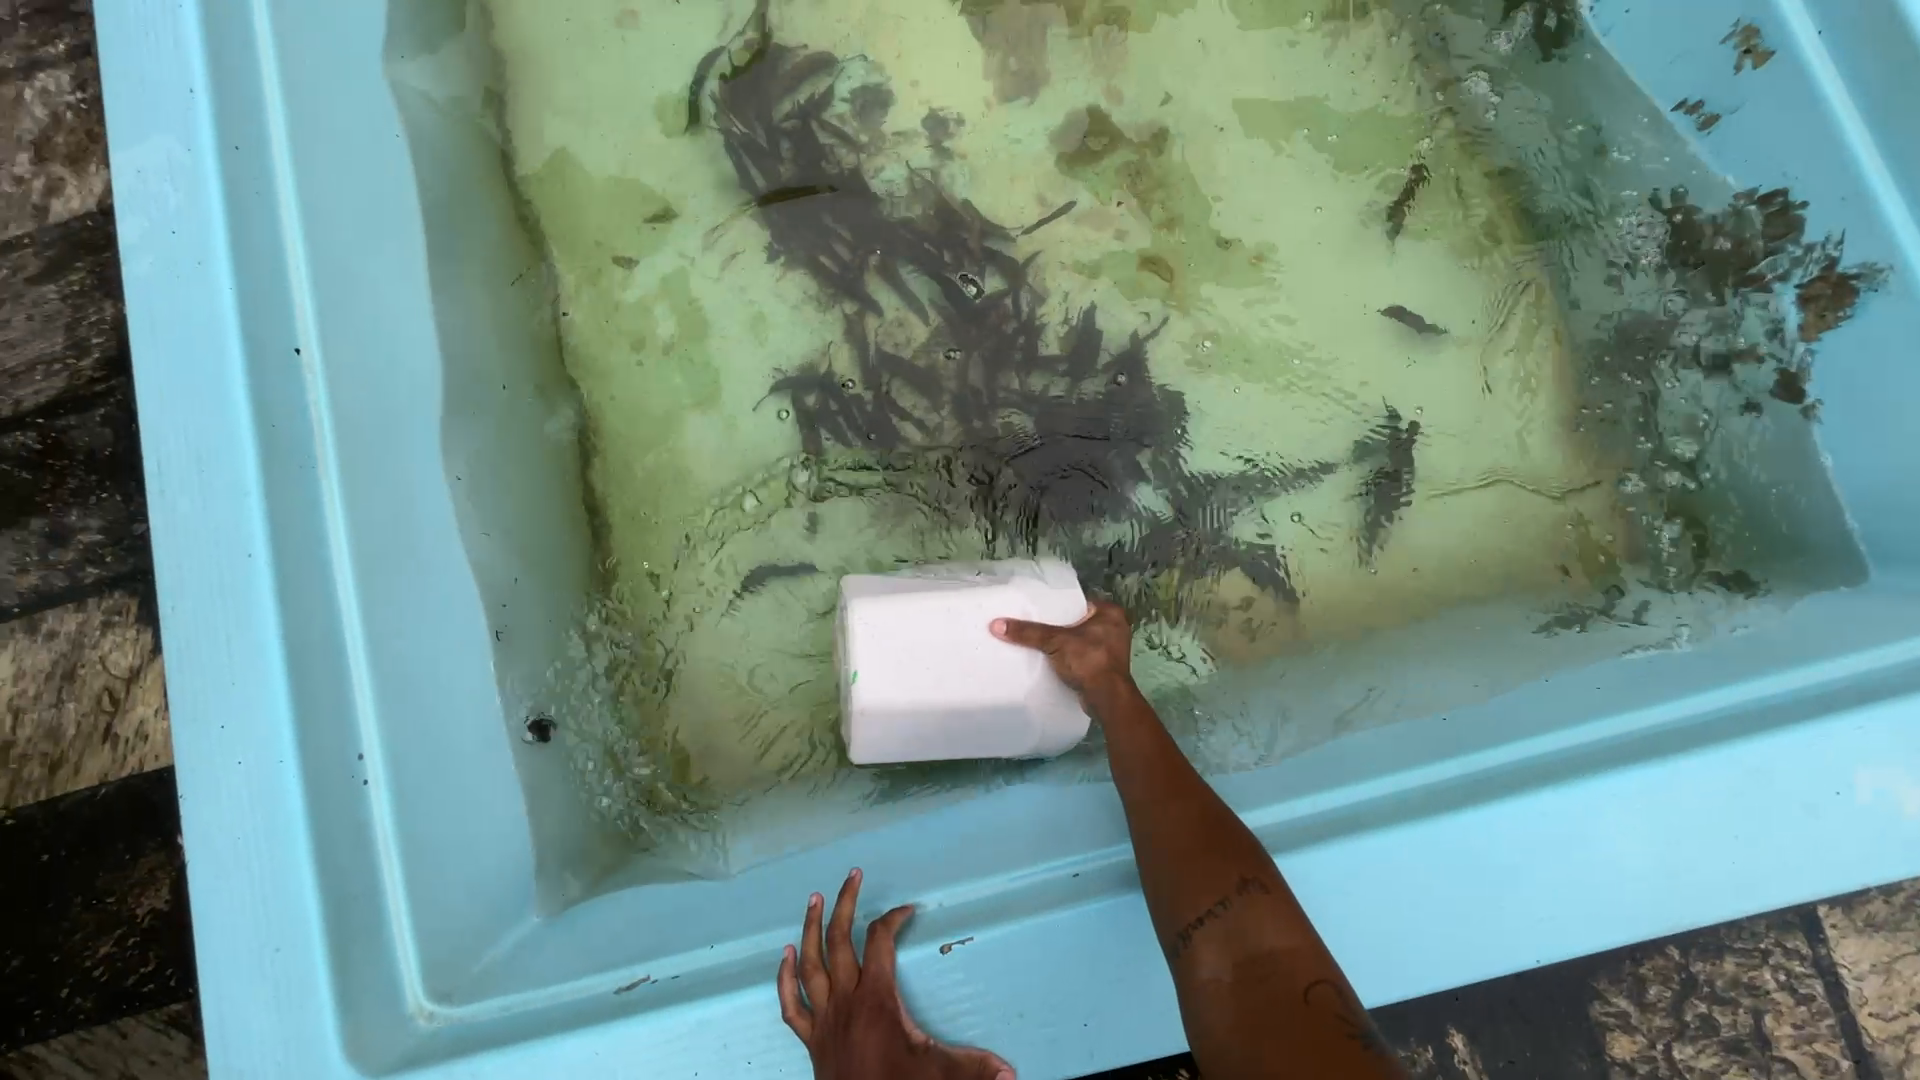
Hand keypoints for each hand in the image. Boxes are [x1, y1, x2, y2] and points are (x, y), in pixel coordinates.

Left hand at [778, 869, 1013, 1079]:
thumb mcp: (939, 1074)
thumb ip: (975, 1068)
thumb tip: (1013, 1073)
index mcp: (875, 998)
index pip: (880, 941)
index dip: (894, 918)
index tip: (909, 909)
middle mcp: (845, 1000)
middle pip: (839, 940)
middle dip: (845, 903)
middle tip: (853, 875)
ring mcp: (823, 1019)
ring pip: (810, 963)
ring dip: (811, 928)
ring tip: (815, 898)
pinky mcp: (810, 1039)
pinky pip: (791, 1003)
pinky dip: (785, 976)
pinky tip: (784, 955)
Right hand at [990, 599, 1134, 703]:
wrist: (1106, 699)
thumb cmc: (1088, 660)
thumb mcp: (1055, 641)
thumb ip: (1028, 632)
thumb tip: (996, 624)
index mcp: (1110, 613)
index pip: (1078, 602)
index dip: (1058, 605)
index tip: (1038, 608)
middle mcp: (1115, 627)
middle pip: (1078, 621)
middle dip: (1059, 626)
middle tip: (1035, 624)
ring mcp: (1112, 649)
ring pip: (1080, 640)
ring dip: (1064, 644)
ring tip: (1039, 641)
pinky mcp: (1105, 667)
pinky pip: (1082, 656)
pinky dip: (1069, 658)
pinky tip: (1051, 659)